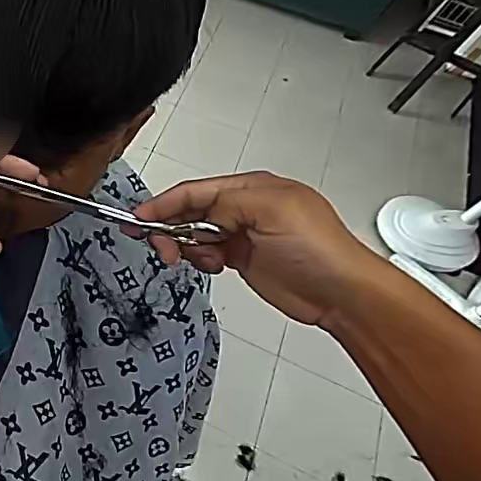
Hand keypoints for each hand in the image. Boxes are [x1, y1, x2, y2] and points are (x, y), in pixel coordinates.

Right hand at [132, 172, 389, 325]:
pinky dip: (200, 260)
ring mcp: (244, 234)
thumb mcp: (273, 210)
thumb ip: (228, 204)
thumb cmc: (320, 249)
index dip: (165, 203)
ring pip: (196, 234)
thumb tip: (204, 213)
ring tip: (200, 260)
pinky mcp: (243, 258)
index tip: (141, 218)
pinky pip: (207, 253)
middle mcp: (246, 208)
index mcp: (252, 188)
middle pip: (191, 211)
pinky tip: (212, 266)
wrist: (340, 292)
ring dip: (186, 247)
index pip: (197, 190)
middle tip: (161, 248)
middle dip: (170, 227)